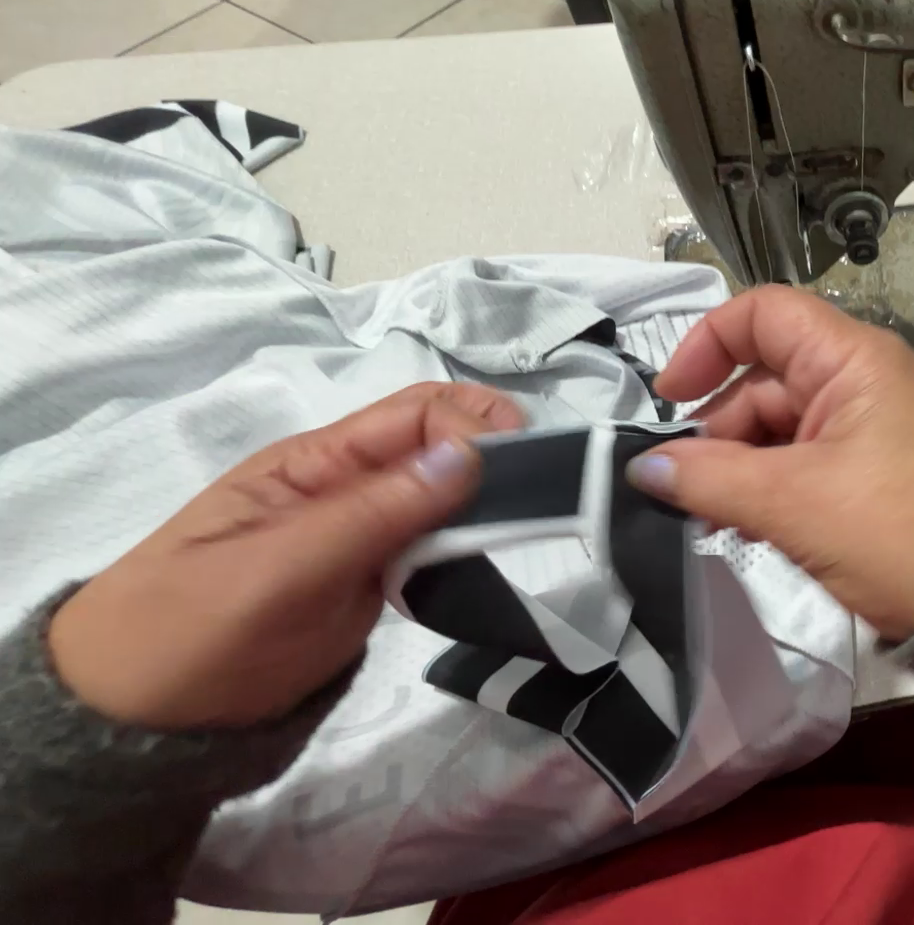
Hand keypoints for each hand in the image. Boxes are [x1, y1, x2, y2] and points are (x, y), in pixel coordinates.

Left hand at [48, 383, 523, 729]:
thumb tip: (474, 455)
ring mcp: (371, 527)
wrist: (146, 728)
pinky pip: (447, 536)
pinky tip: (499, 549)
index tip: (510, 470)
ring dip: (493, 494)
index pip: (416, 413)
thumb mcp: (279, 568)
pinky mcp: (387, 569)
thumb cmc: (192, 632)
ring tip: (532, 516)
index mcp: (316, 462)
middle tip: (539, 482)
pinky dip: (479, 536)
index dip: (471, 428)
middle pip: (442, 439)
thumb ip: (377, 511)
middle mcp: (351, 483)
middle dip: (495, 447)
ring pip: (453, 488)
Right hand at [628, 287, 913, 639]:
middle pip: (764, 376)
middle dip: (719, 429)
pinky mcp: (865, 461)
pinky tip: (742, 523)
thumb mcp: (792, 504)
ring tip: (714, 517)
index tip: (670, 399)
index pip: (766, 314)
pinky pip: (799, 455)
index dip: (708, 343)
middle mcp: (862, 377)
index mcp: (856, 359)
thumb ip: (709, 478)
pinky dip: (766, 482)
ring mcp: (865, 421)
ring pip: (776, 422)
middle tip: (687, 488)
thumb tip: (644, 466)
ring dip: (737, 464)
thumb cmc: (892, 534)